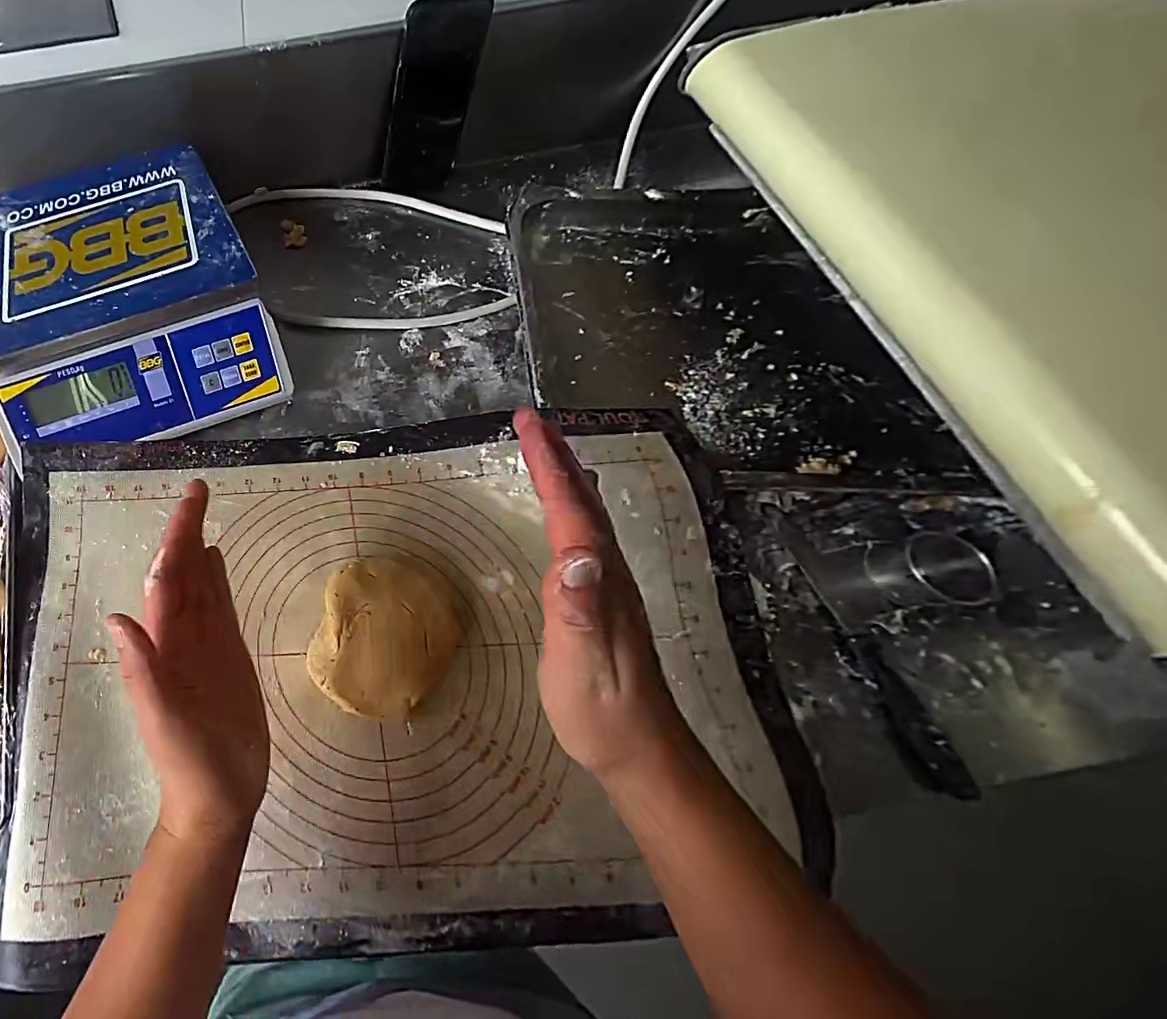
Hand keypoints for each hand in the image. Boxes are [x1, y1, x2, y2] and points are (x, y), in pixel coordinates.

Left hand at [108, 480, 270, 847]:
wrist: (218, 797)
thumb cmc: (188, 765)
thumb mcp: (162, 722)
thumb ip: (143, 673)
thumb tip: (119, 618)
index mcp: (163, 648)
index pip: (168, 581)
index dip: (176, 540)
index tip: (190, 502)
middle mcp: (182, 638)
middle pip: (183, 574)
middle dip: (186, 532)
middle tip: (198, 490)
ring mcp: (206, 646)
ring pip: (201, 586)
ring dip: (199, 549)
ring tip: (202, 515)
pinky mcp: (229, 656)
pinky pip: (222, 610)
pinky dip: (218, 582)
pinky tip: (216, 562)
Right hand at [515, 408, 693, 783]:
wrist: (638, 746)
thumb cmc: (602, 708)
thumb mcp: (582, 663)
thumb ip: (579, 610)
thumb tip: (577, 554)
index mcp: (597, 575)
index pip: (570, 507)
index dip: (548, 462)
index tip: (527, 423)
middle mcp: (606, 569)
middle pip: (582, 499)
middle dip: (556, 454)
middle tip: (531, 420)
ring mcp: (606, 583)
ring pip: (585, 513)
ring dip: (564, 475)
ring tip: (545, 448)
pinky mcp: (600, 598)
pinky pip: (582, 535)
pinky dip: (568, 507)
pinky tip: (564, 511)